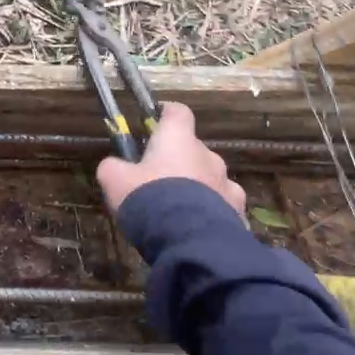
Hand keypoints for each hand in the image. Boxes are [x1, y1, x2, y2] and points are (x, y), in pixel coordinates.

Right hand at [95, 102, 245, 215]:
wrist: (190, 243)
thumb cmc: (149, 197)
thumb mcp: (113, 178)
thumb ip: (115, 165)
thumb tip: (118, 167)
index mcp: (179, 139)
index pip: (178, 112)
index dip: (165, 115)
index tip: (153, 123)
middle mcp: (209, 156)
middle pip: (194, 149)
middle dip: (179, 160)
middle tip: (157, 178)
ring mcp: (229, 186)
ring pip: (211, 178)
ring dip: (197, 187)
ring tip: (179, 209)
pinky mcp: (241, 215)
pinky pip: (223, 207)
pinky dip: (210, 212)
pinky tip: (195, 228)